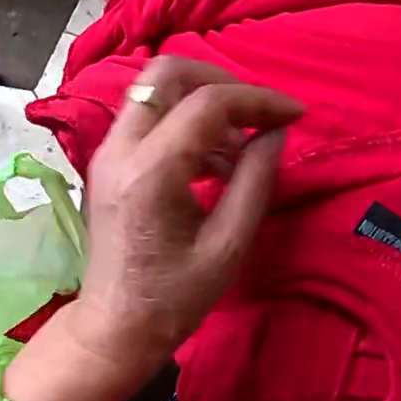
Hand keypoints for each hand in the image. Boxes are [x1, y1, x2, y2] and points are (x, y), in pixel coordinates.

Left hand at [64, 56, 303, 381]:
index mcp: (150, 172)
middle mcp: (119, 149)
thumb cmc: (174, 299)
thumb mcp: (228, 245)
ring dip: (203, 103)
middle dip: (222, 82)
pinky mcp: (107, 163)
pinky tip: (212, 162)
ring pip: (155, 89)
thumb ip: (256, 180)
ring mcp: (106, 153)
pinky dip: (184, 121)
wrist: (115, 328)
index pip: (208, 103)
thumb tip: (275, 133)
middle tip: (258, 115)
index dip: (259, 100)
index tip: (294, 116)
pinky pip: (147, 116)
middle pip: (167, 72)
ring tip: (240, 150)